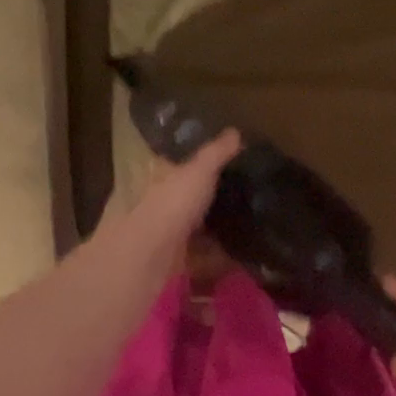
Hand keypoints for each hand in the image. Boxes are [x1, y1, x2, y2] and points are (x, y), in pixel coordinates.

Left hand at [82, 130, 240, 286]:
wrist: (148, 254)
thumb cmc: (171, 204)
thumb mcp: (198, 172)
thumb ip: (216, 154)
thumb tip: (235, 131)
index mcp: (161, 180)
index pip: (176, 168)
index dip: (196, 167)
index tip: (225, 169)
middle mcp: (160, 207)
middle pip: (188, 203)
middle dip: (210, 204)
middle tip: (245, 203)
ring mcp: (166, 237)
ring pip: (195, 233)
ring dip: (216, 235)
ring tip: (247, 233)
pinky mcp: (175, 264)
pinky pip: (201, 260)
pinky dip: (218, 262)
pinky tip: (238, 260)